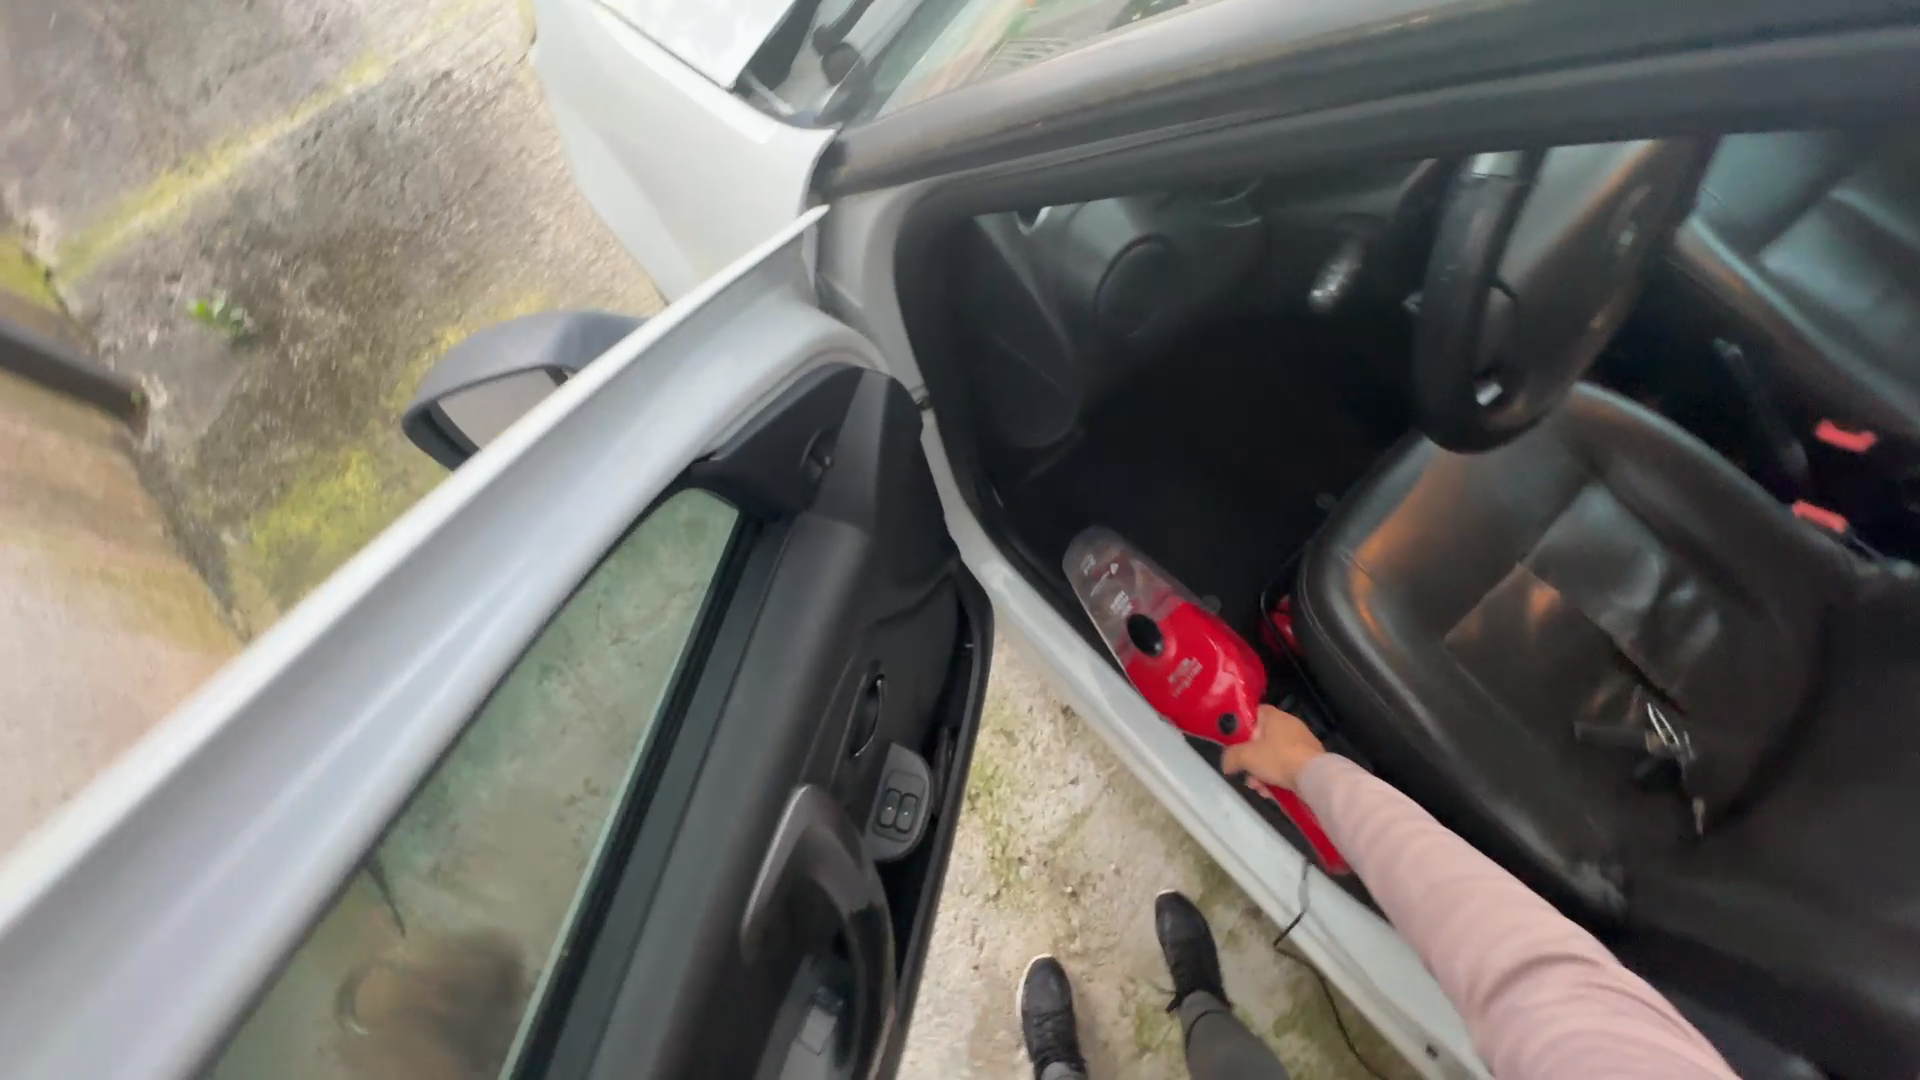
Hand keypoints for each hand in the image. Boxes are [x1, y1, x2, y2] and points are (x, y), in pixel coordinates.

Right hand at [1221, 705, 1325, 790]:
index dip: (1244, 726)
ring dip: (1264, 772)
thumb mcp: (1245, 756)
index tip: (1237, 742)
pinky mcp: (1311, 760)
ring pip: (1275, 756)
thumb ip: (1230, 757)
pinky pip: (1288, 766)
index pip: (1256, 713)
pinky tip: (1273, 792)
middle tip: (1247, 773)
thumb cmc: (1278, 758)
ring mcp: (1303, 743)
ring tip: (1260, 788)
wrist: (1315, 777)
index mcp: (1275, 716)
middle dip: (1252, 759)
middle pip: (1263, 739)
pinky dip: (1279, 777)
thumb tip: (1226, 764)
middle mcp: (1290, 725)